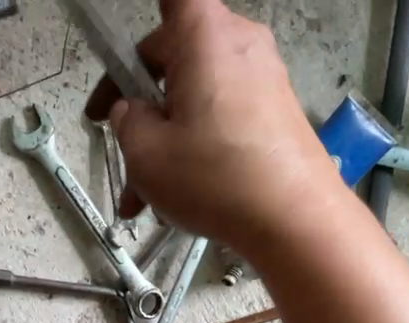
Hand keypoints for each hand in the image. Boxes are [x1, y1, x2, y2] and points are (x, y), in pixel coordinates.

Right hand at [86, 0, 348, 254]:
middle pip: (177, 56)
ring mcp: (263, 77)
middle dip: (141, 105)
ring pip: (195, 98)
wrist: (292, 215)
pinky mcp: (275, 110)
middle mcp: (238, 43)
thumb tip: (130, 110)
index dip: (145, 30)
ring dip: (163, 142)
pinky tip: (176, 198)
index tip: (124, 67)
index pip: (174, 0)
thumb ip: (127, 122)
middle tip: (115, 150)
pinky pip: (220, 117)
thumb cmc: (212, 175)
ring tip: (142, 199)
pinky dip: (194, 148)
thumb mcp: (145, 154)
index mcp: (203, 37)